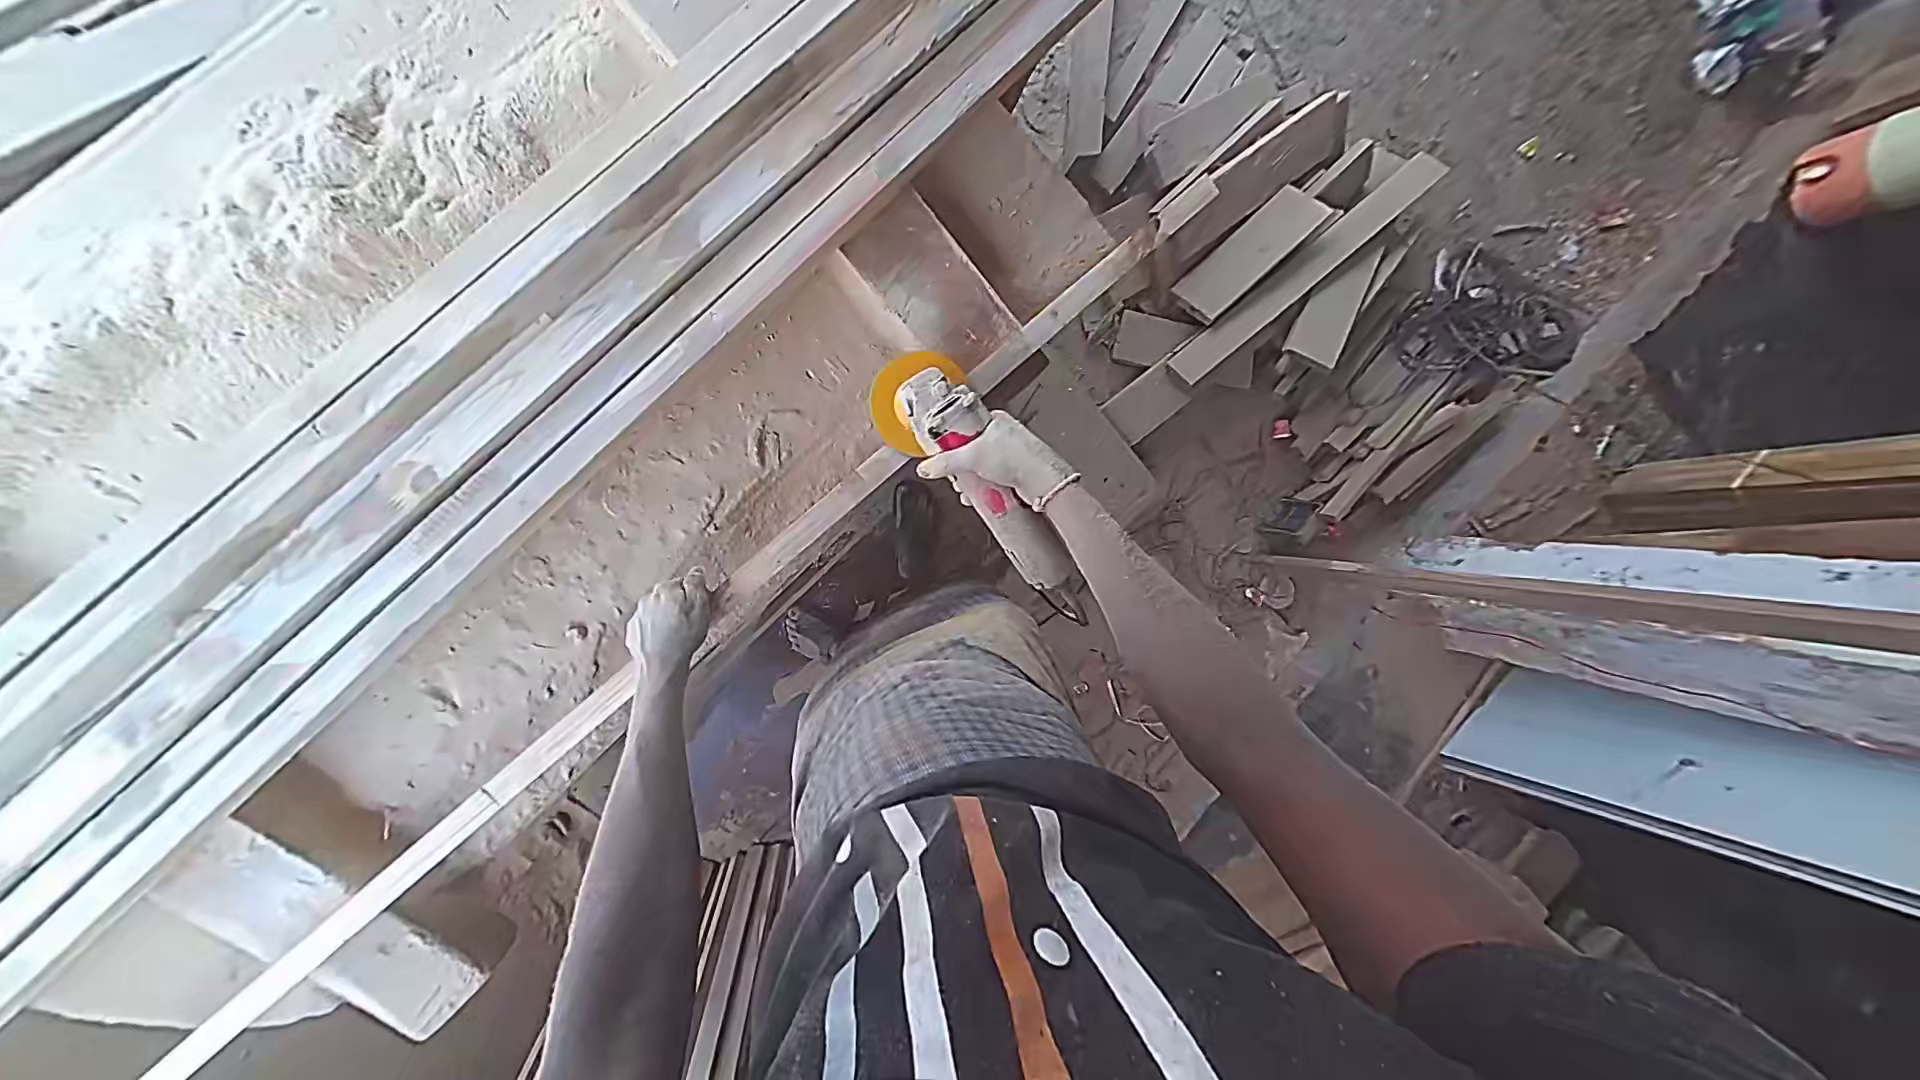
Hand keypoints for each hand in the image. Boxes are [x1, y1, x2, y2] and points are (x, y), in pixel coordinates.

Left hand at [627, 568, 713, 680]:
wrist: (661, 664)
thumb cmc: (684, 636)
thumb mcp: (700, 606)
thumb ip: (696, 584)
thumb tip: (696, 571)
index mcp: (665, 589)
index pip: (683, 582)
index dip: (694, 594)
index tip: (700, 606)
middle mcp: (648, 598)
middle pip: (668, 595)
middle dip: (678, 604)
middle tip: (690, 620)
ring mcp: (638, 615)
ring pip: (657, 609)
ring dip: (666, 616)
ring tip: (678, 632)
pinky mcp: (633, 631)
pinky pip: (648, 624)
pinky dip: (656, 629)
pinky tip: (666, 639)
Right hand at [916, 411, 1075, 510]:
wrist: (1043, 481)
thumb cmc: (1018, 458)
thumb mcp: (972, 457)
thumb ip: (945, 462)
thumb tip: (926, 466)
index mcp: (993, 420)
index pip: (962, 426)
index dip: (950, 442)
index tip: (941, 453)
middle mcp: (1002, 435)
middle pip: (969, 450)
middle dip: (960, 467)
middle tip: (955, 476)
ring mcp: (1008, 454)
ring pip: (980, 467)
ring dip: (971, 480)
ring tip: (967, 489)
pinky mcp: (1013, 471)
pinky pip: (991, 478)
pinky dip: (983, 488)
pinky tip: (979, 496)